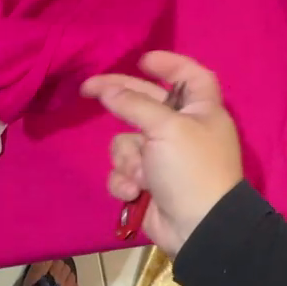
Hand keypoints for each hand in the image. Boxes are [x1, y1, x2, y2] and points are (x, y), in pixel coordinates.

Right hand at [82, 51, 242, 256]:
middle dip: (119, 101)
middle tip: (87, 89)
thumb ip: (133, 104)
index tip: (142, 59)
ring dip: (127, 160)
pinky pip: (122, 172)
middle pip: (144, 104)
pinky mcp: (146, 183)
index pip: (189, 76)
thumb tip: (107, 89)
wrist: (197, 226)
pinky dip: (125, 182)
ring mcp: (162, 157)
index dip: (169, 64)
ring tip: (141, 175)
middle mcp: (181, 129)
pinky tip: (136, 193)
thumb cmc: (191, 169)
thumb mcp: (165, 128)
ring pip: (125, 143)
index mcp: (200, 110)